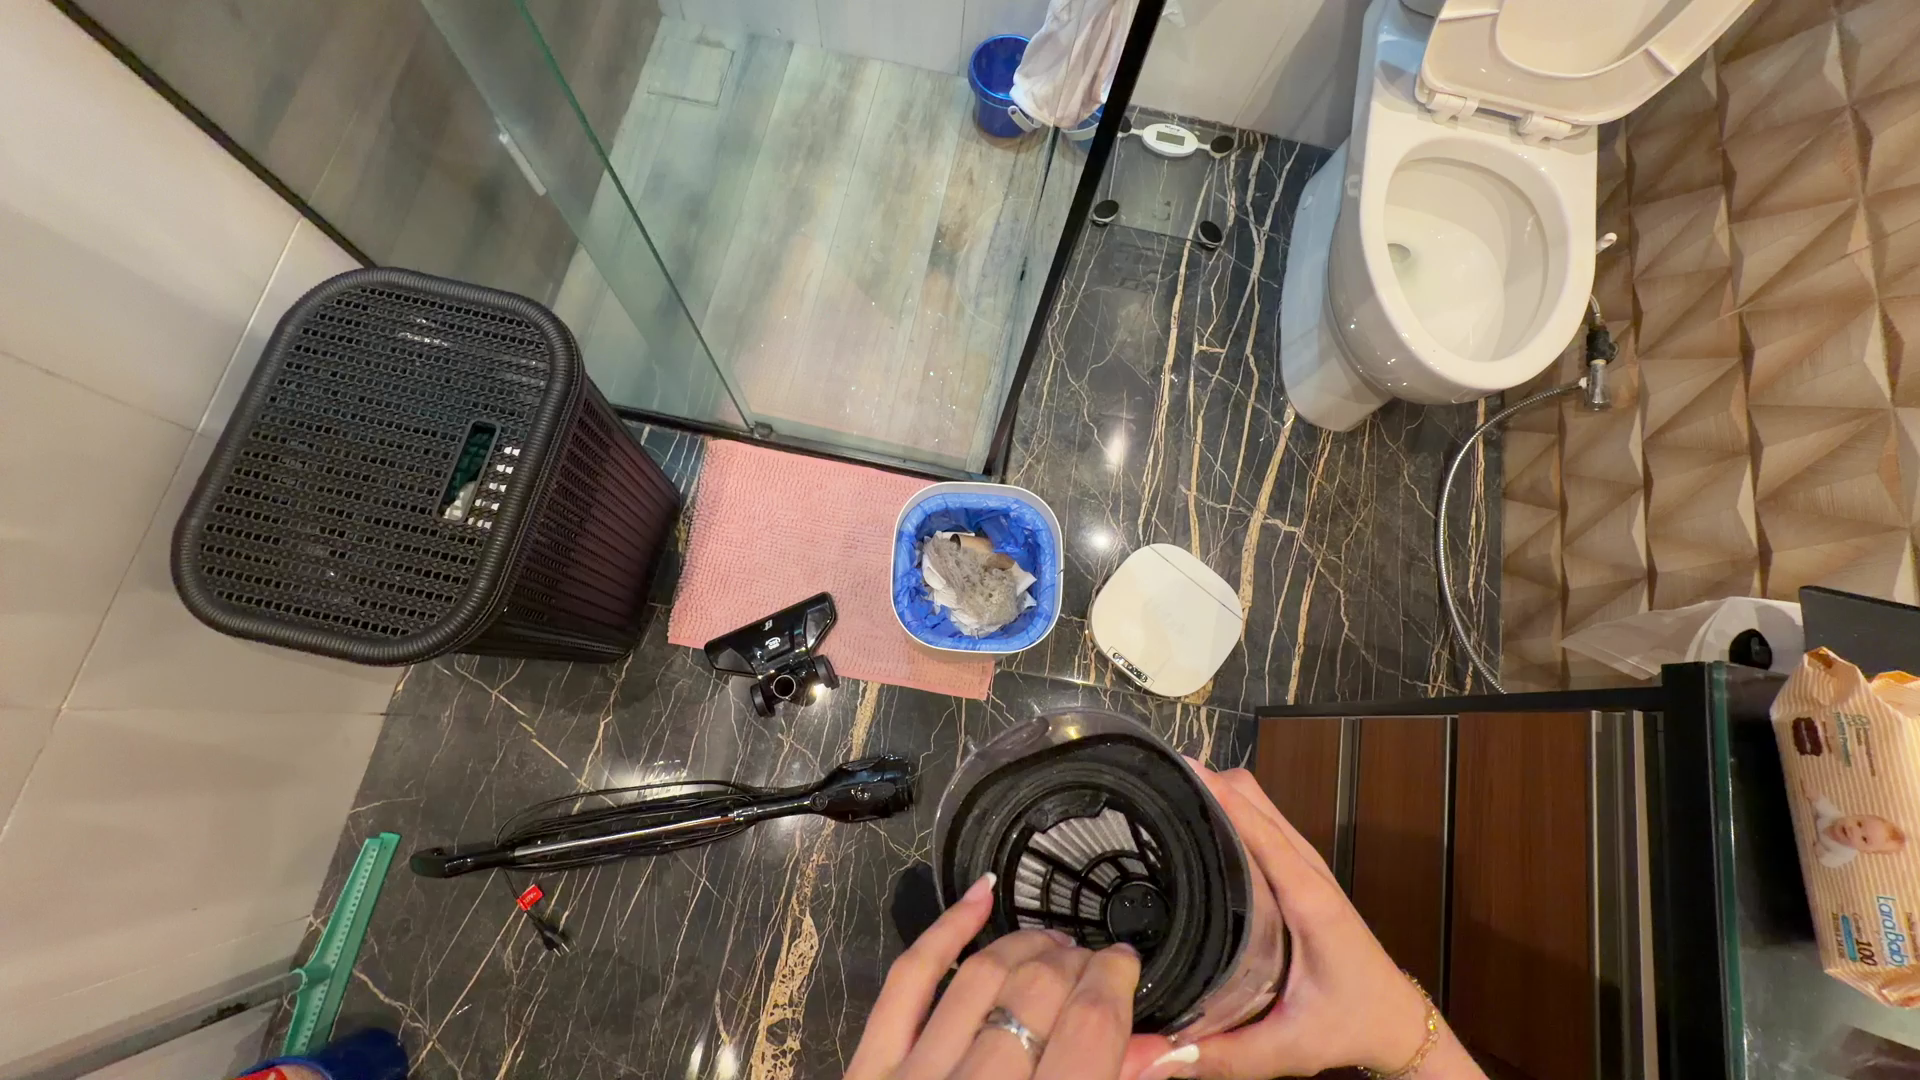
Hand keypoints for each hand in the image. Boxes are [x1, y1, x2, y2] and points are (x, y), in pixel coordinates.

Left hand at [848, 872, 1143, 1079]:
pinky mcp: (867, 1069)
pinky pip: (909, 978)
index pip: (1091, 1030)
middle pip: (1038, 993)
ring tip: (1053, 942)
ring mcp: (912, 1079)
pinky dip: (948, 927)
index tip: (1126, 964)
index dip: (1116, 982)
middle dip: (1076, 963)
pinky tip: (982, 892)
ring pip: (981, 976)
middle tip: (1092, 960)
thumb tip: (1164, 1047)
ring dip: (1025, 946)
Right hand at [1124, 765, 1440, 1079]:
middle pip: (1255, 796)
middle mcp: (1307, 867)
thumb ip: (1221, 1053)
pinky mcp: (1301, 866)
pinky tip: (1199, 820)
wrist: (1400, 1022)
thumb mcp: (1287, 1048)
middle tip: (1155, 783)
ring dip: (1219, 788)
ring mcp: (1306, 861)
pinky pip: (1263, 816)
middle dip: (1208, 780)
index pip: (1258, 827)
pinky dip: (1231, 803)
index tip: (1175, 769)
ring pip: (1260, 799)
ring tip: (1168, 792)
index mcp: (1306, 896)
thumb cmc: (1348, 1026)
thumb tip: (1149, 1055)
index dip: (1218, 792)